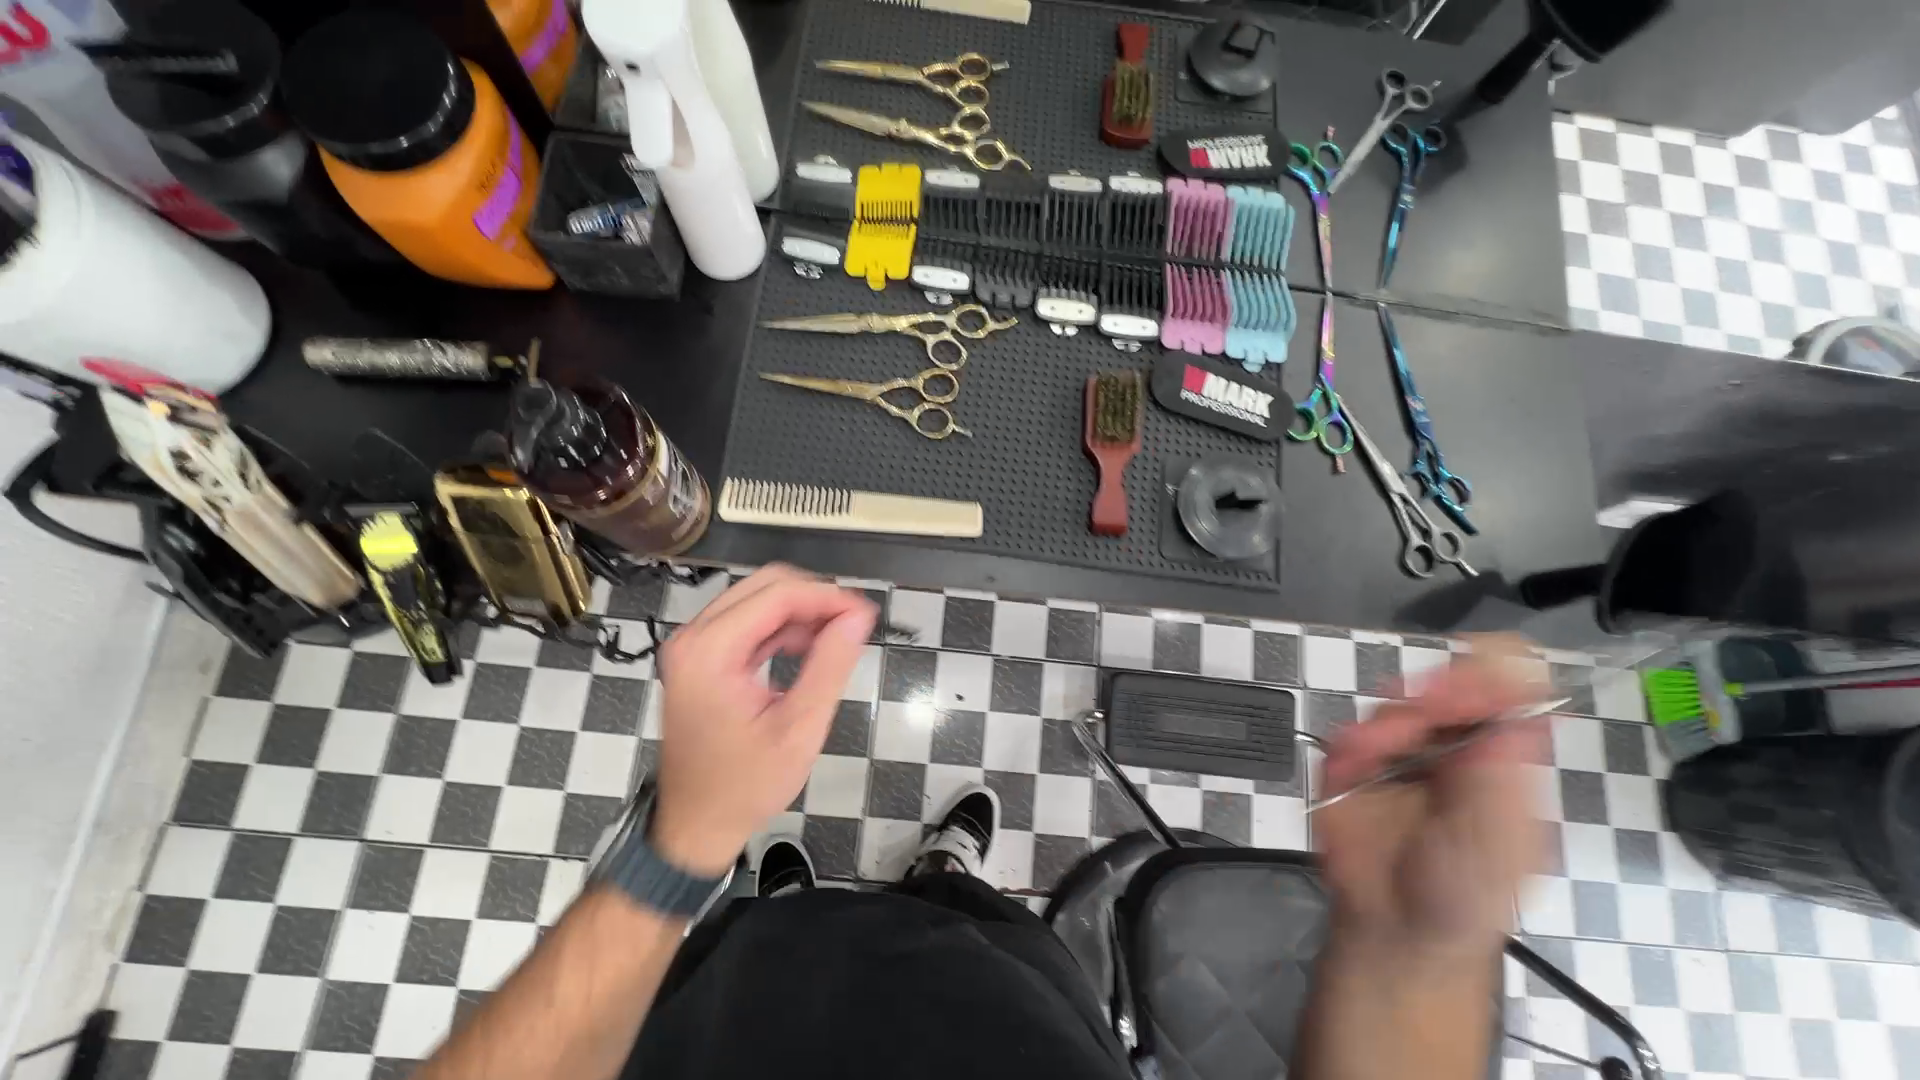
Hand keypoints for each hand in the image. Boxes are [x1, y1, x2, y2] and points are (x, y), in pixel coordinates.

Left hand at [648, 565, 876, 876]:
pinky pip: (747, 623)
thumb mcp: (799, 729)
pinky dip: (782, 628)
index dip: (827, 597)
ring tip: (838, 640)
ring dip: (800, 612)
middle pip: (764, 586)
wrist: (696, 826)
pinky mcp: (701, 658)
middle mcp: (694, 636)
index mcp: (710, 650)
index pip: (777, 595)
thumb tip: (858, 617)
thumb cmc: (746, 785)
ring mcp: (694, 646)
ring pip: (757, 600)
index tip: (867, 614)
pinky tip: (810, 650)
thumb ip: (829, 666)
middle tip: (855, 624)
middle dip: (815, 599)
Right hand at [1314, 639, 1548, 959]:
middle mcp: (1452, 745)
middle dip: (1430, 694)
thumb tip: (1512, 700)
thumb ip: (1504, 766)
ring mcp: (1400, 754)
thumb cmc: (1466, 892)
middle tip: (1418, 711)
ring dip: (1384, 724)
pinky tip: (1352, 768)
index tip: (1464, 694)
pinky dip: (1347, 747)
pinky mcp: (1353, 767)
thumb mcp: (1502, 835)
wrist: (1394, 927)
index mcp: (1501, 756)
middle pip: (1445, 684)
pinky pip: (1345, 735)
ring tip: (1374, 754)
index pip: (1506, 690)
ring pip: (1391, 704)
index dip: (1487, 676)